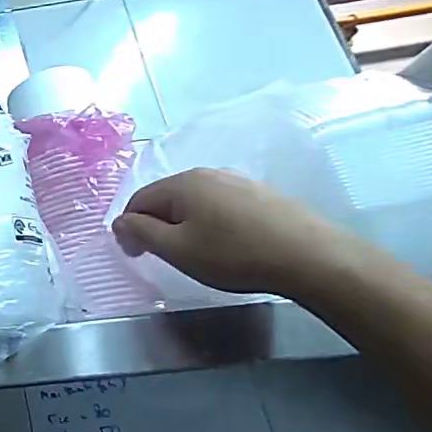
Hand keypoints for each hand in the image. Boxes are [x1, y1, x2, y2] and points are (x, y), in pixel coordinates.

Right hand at [111, 168, 375, 297]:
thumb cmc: (234, 254)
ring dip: (182, 224)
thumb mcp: (176, 249)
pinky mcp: (261, 194)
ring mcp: (238, 181)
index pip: (138, 201)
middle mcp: (208, 174)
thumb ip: (140, 232)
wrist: (312, 257)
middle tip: (160, 255)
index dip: (129, 228)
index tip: (135, 255)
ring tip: (192, 252)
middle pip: (165, 198)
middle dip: (154, 224)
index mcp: (182, 183)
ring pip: (193, 202)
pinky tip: (223, 245)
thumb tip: (119, 221)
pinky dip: (209, 222)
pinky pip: (219, 205)